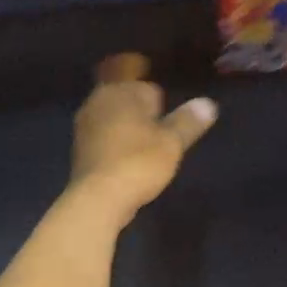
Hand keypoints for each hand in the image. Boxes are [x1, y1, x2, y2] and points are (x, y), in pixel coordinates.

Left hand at [70, 53, 216, 223]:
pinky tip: (126, 166)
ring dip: (127, 132)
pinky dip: (115, 147)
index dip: (163, 108)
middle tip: (157, 141)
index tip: (169, 130)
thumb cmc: (139, 163)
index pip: (149, 88)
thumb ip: (189, 121)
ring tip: (143, 155)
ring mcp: (84, 124)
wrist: (99, 198)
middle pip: (128, 103)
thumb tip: (208, 104)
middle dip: (142, 116)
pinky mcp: (78, 149)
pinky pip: (103, 140)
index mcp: (122, 91)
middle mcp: (98, 100)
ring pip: (114, 120)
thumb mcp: (172, 143)